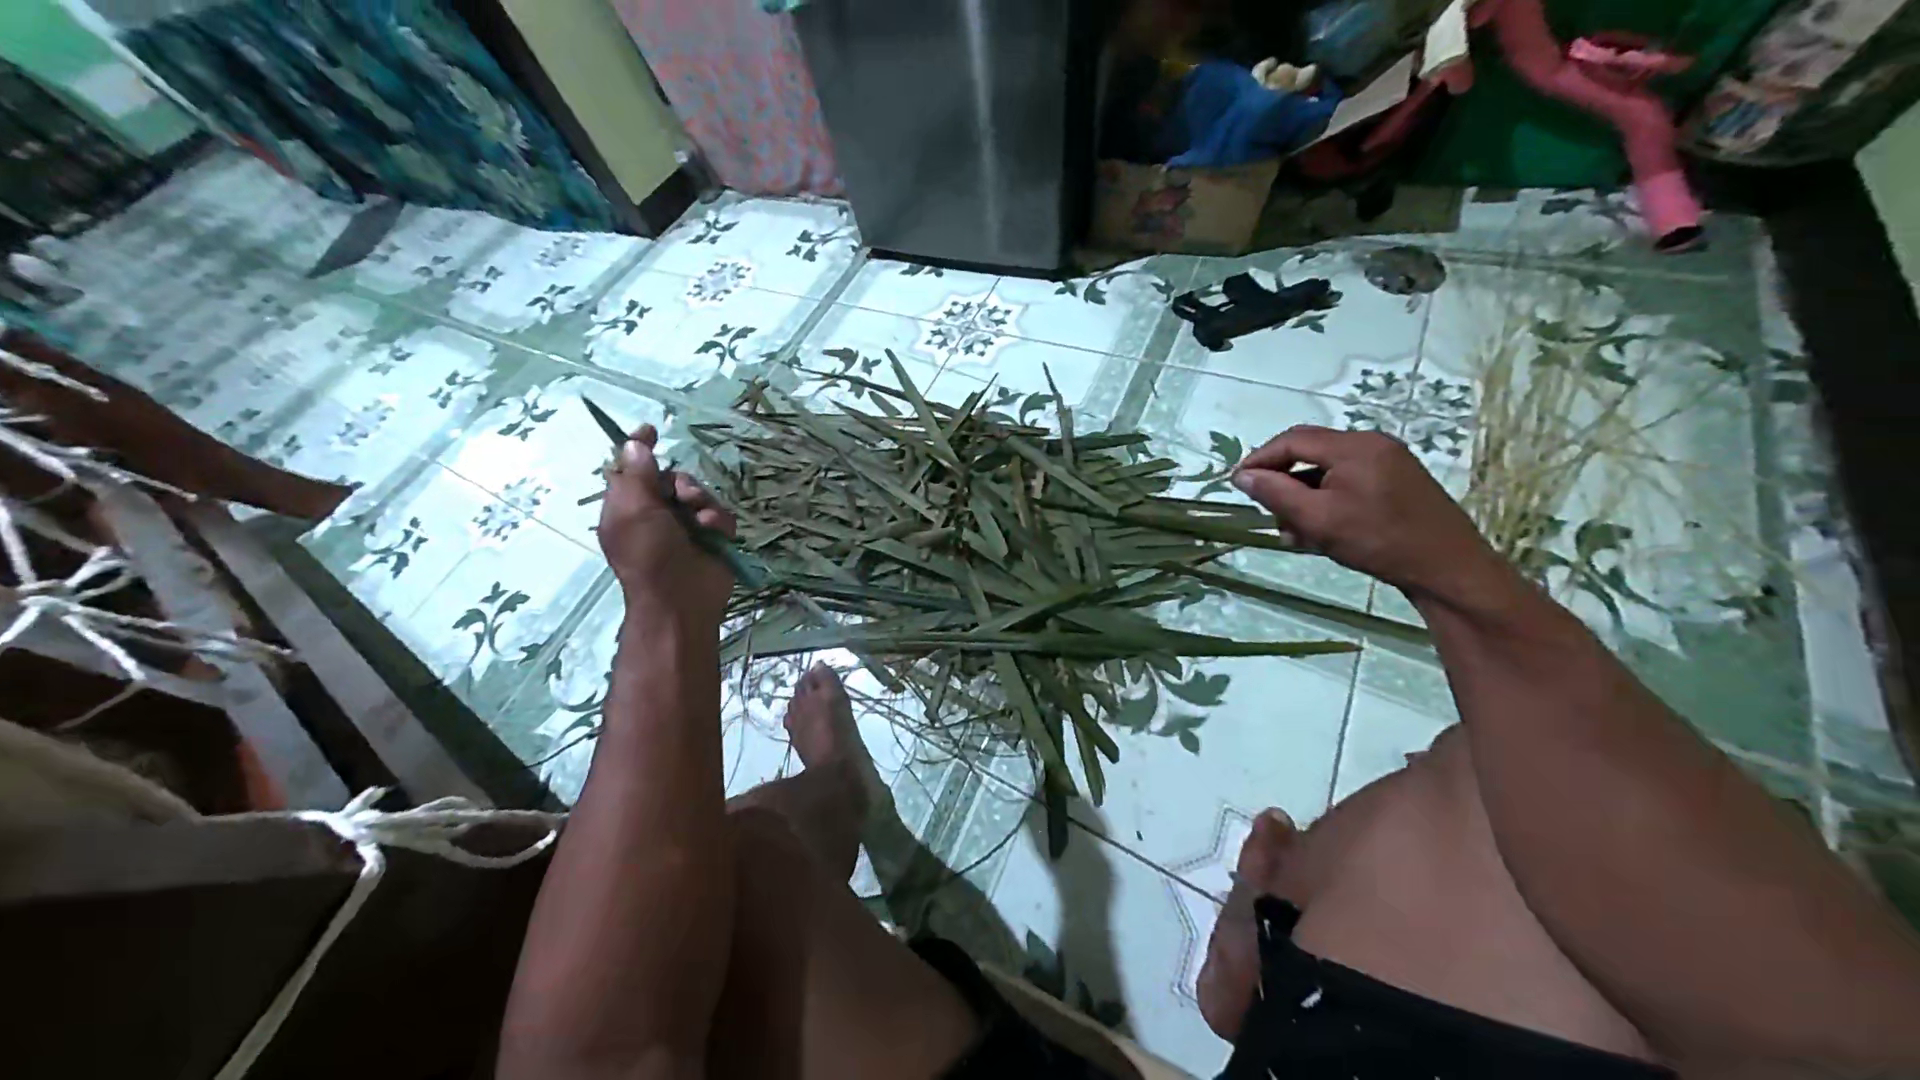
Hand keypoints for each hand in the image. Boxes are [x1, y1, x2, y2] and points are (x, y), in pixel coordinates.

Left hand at [598, 424, 736, 631]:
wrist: (681, 600)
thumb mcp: (633, 510)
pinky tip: (714, 533)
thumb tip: (633, 444)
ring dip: (702, 502)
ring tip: (701, 520)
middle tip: (682, 496)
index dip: (640, 448)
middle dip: (681, 483)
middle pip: (673, 478)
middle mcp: (656, 514)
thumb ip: (635, 475)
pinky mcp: (713, 538)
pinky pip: (720, 515)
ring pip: (700, 494)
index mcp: (628, 507)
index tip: (651, 431)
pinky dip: (718, 521)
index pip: (632, 469)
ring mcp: (687, 527)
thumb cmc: (648, 555)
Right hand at [1231, 426, 1515, 610]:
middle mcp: (1372, 444)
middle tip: (1267, 511)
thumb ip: (1275, 493)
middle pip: (1309, 452)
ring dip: (1302, 496)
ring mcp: (1388, 461)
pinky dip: (1326, 500)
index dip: (1260, 459)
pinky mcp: (1396, 480)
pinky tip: (1320, 530)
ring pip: (1327, 470)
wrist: (1448, 568)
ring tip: (1294, 531)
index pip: (1292, 440)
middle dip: (1282, 481)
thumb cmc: (1379, 541)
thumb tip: (1242, 475)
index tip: (1237, 483)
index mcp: (1354, 446)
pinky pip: (1347, 480)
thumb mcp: (1318, 519)